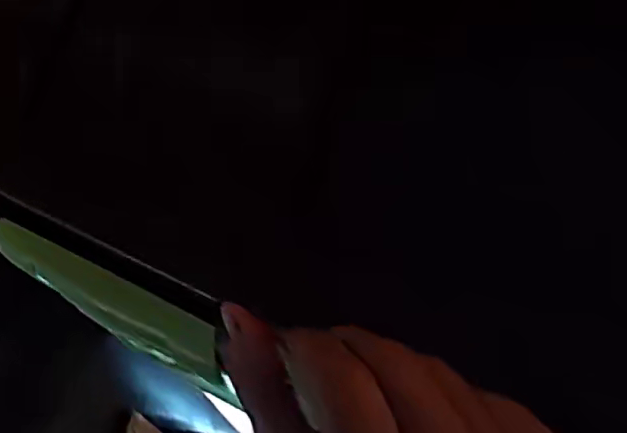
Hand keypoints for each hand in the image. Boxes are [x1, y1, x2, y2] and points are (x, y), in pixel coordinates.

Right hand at [220, 303, 551, 432]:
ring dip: (398, 375)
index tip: (284, 358)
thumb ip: (263, 391)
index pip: (332, 361)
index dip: (295, 344)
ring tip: (379, 407)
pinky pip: (498, 406)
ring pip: (441, 373)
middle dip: (345, 352)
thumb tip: (239, 315)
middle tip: (325, 382)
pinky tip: (434, 428)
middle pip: (389, 356)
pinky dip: (456, 402)